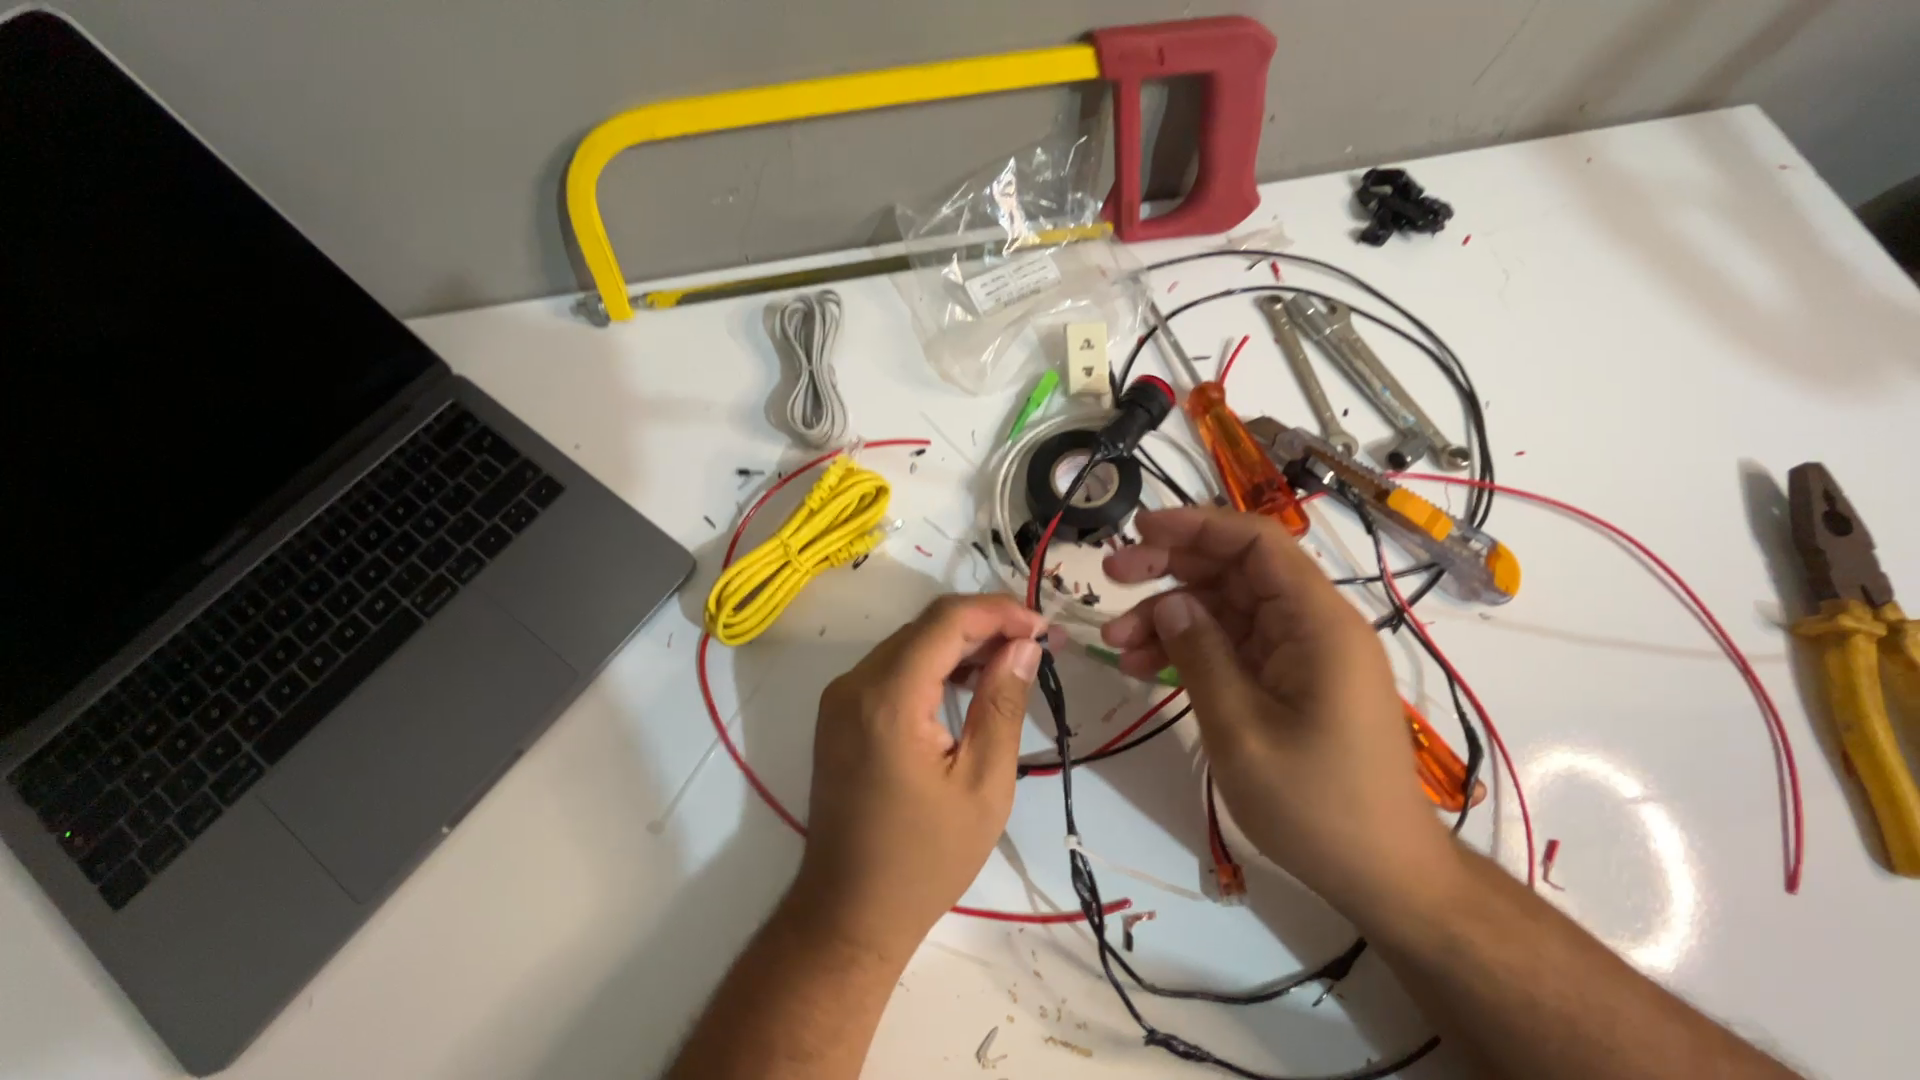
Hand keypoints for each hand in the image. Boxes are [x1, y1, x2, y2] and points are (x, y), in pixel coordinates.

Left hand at [787, 594, 1045, 960]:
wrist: (850, 911)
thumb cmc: (925, 859)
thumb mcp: (983, 784)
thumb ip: (1003, 704)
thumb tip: (1024, 645)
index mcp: (888, 699)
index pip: (946, 621)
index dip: (999, 611)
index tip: (1043, 626)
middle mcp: (855, 685)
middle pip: (926, 627)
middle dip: (985, 626)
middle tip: (1038, 645)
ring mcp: (841, 698)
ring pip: (909, 644)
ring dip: (960, 644)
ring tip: (1014, 660)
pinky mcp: (840, 715)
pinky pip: (892, 669)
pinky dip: (932, 666)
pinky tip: (969, 682)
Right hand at [1099, 507, 1456, 914]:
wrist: (1381, 871)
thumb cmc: (1315, 804)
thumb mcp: (1242, 731)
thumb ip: (1202, 656)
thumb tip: (1169, 602)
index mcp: (1317, 623)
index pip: (1257, 542)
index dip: (1197, 526)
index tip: (1138, 530)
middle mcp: (1313, 626)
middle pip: (1237, 570)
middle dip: (1171, 568)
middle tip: (1111, 579)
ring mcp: (1302, 655)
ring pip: (1227, 609)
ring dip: (1170, 616)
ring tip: (1116, 641)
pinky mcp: (1291, 682)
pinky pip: (1234, 646)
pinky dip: (1190, 649)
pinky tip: (1145, 665)